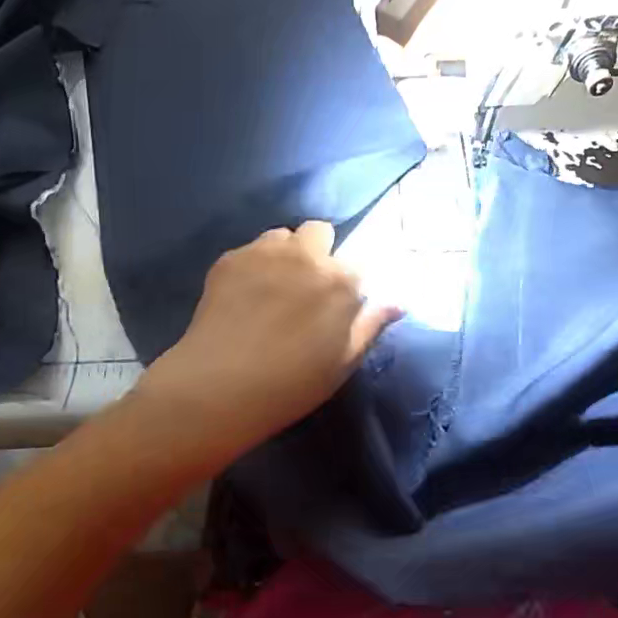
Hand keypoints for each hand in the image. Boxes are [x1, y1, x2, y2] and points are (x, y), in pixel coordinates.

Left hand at [134, 221, 400, 458]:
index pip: (356, 265)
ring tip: (273, 287)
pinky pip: (250, 249)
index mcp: (340, 282)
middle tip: (305, 288)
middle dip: (318, 251)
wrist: (220, 386)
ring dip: (285, 253)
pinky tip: (243, 297)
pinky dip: (253, 265)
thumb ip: (370, 326)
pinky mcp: (229, 259)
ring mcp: (263, 253)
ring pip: (282, 235)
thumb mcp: (343, 362)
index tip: (336, 305)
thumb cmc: (291, 383)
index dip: (347, 284)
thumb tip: (397, 302)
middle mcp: (305, 256)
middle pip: (319, 232)